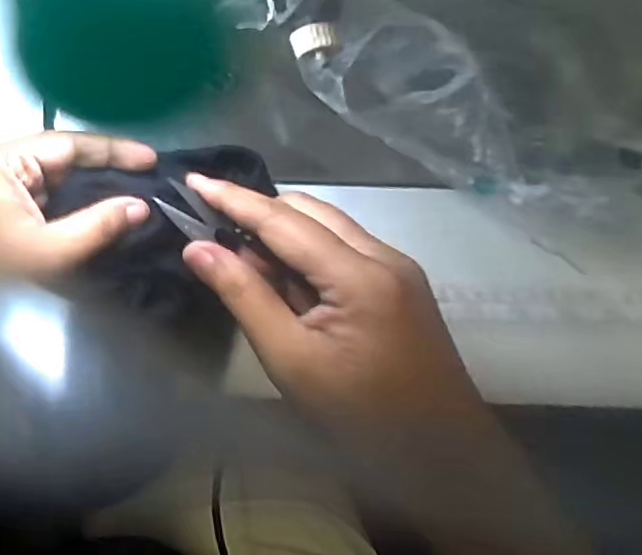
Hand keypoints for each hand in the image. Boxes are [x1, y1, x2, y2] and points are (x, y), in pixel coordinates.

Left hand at [0, 132, 154, 290]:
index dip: (113, 150)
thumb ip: (97, 223)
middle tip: (150, 173)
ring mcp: (5, 187)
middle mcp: (4, 165)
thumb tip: (141, 205)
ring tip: (138, 186)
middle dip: (107, 165)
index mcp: (6, 160)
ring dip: (96, 184)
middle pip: (65, 157)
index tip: (151, 159)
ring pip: (60, 178)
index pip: (69, 144)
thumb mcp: (49, 250)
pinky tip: (109, 207)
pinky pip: (52, 197)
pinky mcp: (8, 210)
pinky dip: (80, 202)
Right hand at [180, 174, 479, 431]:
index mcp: (359, 274)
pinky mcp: (399, 279)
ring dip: (281, 229)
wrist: (448, 463)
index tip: (194, 179)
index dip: (234, 197)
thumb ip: (244, 296)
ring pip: (326, 222)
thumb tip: (198, 247)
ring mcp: (396, 264)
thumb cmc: (363, 420)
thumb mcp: (292, 361)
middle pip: (307, 210)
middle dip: (257, 211)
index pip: (283, 219)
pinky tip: (285, 276)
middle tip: (212, 225)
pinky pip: (342, 244)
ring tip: (241, 253)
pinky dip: (307, 248)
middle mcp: (382, 253)